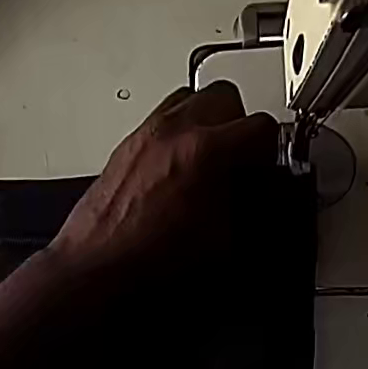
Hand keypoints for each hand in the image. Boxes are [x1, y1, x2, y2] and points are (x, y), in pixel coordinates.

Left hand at [46, 81, 279, 285]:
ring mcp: (143, 136)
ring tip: (207, 159)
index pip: (259, 128)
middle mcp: (171, 132)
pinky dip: (173, 137)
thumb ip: (244, 209)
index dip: (270, 151)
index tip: (267, 167)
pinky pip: (157, 124)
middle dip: (237, 125)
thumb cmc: (146, 262)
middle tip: (240, 158)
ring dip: (203, 123)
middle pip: (223, 98)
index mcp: (204, 151)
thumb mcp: (220, 243)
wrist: (97, 270)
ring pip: (186, 101)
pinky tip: (174, 173)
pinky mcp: (123, 149)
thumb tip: (254, 199)